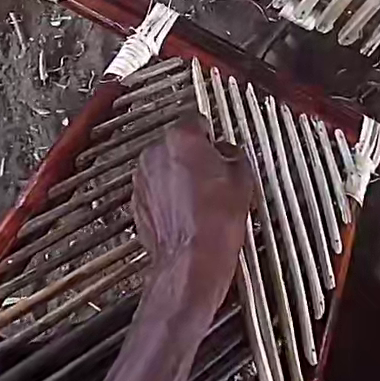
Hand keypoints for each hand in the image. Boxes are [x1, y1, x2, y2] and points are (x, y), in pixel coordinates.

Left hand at [132, 118, 252, 314]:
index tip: (218, 144)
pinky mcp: (138, 198)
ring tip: (202, 197)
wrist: (191, 260)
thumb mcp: (242, 180)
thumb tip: (229, 153)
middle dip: (194, 156)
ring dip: (179, 175)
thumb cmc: (214, 222)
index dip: (211, 134)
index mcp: (182, 139)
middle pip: (178, 143)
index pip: (196, 120)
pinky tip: (187, 210)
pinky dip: (168, 194)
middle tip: (214, 175)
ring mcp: (143, 176)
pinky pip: (156, 187)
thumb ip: (233, 155)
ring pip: (165, 165)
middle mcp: (156, 152)